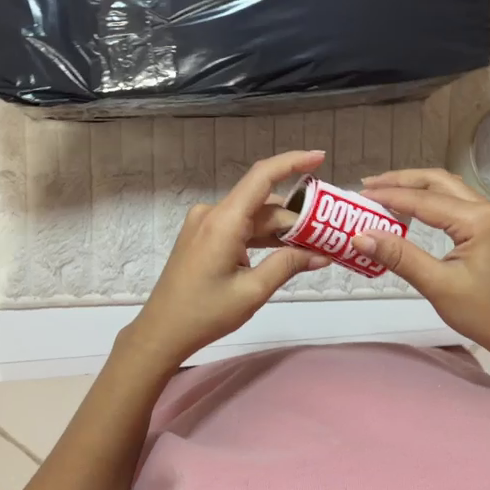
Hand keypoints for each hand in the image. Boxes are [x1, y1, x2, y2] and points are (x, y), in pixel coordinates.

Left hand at [123, 150, 331, 366]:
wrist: (162, 331)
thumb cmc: (205, 313)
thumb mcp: (252, 291)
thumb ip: (288, 265)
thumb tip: (322, 255)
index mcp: (223, 222)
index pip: (262, 177)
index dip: (293, 163)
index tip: (320, 158)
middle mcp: (212, 214)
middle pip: (263, 205)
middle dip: (295, 219)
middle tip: (328, 237)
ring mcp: (204, 225)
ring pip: (252, 218)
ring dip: (280, 231)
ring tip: (312, 247)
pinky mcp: (202, 238)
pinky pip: (239, 228)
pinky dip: (261, 238)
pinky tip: (284, 252)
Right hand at [352, 169, 489, 363]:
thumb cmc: (483, 313)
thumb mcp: (438, 285)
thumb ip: (400, 256)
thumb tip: (360, 236)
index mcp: (479, 219)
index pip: (424, 201)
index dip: (389, 196)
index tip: (358, 195)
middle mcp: (488, 208)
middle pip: (438, 182)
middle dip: (401, 181)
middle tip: (368, 185)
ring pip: (448, 189)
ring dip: (416, 187)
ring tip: (384, 191)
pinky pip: (456, 203)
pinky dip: (430, 200)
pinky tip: (411, 208)